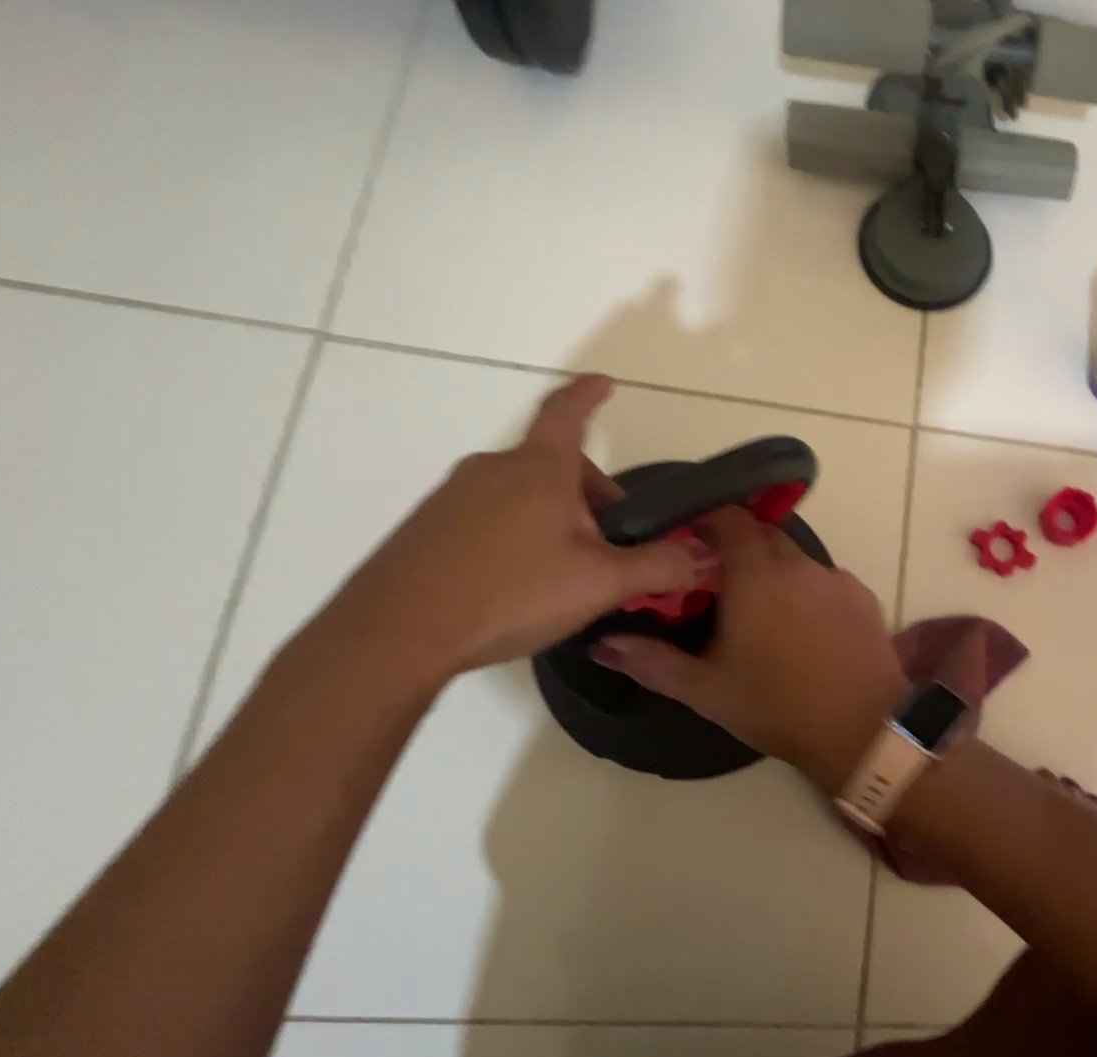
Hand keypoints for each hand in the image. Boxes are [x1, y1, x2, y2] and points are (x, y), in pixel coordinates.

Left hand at [319, 375, 704, 679]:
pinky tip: (518, 586)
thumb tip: (702, 555)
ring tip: (566, 572)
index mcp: (539, 468)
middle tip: (612, 542)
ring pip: (521, 493)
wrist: (395, 634)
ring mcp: (452, 496)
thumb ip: (658, 566)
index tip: (606, 382)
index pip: (568, 412)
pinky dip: (515, 535)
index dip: (590, 394)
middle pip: (554, 465)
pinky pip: (486, 517)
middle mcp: (493, 468)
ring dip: (554, 518)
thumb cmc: (511, 593)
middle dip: (590, 494)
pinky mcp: (426, 528)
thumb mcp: (601, 583)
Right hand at [593, 507, 908, 789]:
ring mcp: (836, 578)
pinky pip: (824, 582)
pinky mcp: (863, 598)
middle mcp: (799, 563)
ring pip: (795, 560)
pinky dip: (806, 593)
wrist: (862, 728)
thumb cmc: (776, 705)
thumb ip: (651, 661)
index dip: (704, 519)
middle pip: (762, 536)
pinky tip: (801, 630)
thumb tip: (603, 645)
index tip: (683, 539)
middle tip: (712, 582)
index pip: (727, 518)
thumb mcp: (705, 689)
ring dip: (772, 573)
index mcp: (757, 572)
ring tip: (757, 613)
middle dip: (735, 549)